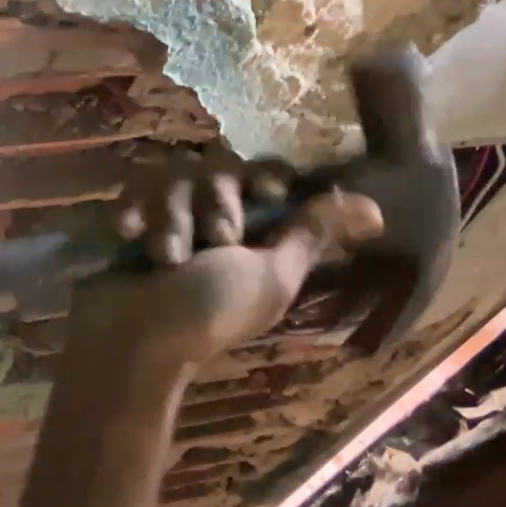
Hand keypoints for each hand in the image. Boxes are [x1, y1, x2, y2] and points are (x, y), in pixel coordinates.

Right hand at [68, 148, 383, 371]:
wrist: (132, 337)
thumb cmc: (210, 309)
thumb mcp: (270, 275)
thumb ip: (313, 234)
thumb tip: (378, 210)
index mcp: (258, 232)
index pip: (268, 175)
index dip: (267, 178)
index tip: (269, 194)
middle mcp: (213, 216)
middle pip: (220, 169)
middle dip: (216, 202)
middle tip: (213, 240)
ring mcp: (168, 215)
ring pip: (175, 176)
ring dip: (172, 216)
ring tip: (164, 255)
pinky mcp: (131, 214)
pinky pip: (133, 187)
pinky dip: (133, 209)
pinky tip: (127, 232)